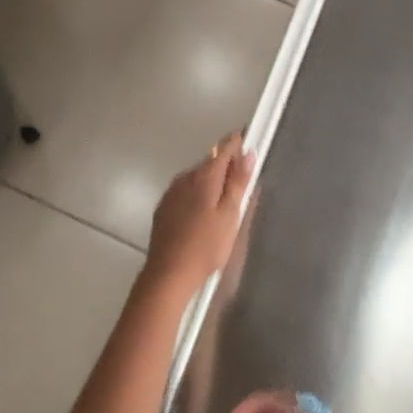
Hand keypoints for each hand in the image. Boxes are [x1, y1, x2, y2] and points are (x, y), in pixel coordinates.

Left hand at [145, 133, 255, 293]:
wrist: (170, 273)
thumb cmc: (207, 246)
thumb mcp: (230, 215)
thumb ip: (238, 182)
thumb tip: (247, 152)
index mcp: (204, 177)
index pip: (223, 149)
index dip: (237, 143)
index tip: (248, 139)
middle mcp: (184, 178)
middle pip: (209, 162)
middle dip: (225, 162)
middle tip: (243, 174)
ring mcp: (171, 193)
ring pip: (196, 177)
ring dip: (211, 178)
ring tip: (225, 195)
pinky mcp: (164, 208)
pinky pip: (185, 190)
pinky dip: (197, 192)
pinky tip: (203, 210)